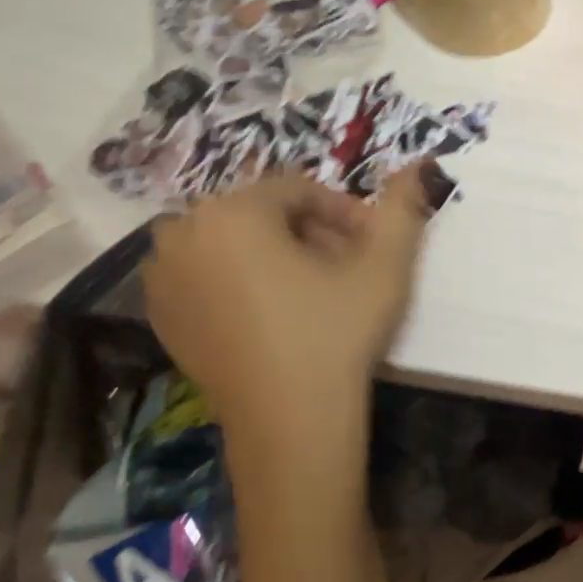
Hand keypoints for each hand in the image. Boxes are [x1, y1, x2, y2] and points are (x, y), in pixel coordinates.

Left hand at [143, 167, 433, 432]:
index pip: (298, 189)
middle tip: (348, 274)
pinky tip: (278, 319)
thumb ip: (403, 211)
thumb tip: (422, 164)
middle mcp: (182, 230)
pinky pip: (207, 279)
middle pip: (261, 215)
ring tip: (314, 296)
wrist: (289, 417)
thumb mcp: (384, 270)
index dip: (345, 214)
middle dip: (309, 235)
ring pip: (232, 245)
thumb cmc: (337, 333)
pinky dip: (241, 285)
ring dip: (274, 258)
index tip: (375, 250)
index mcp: (233, 211)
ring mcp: (162, 275)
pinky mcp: (161, 314)